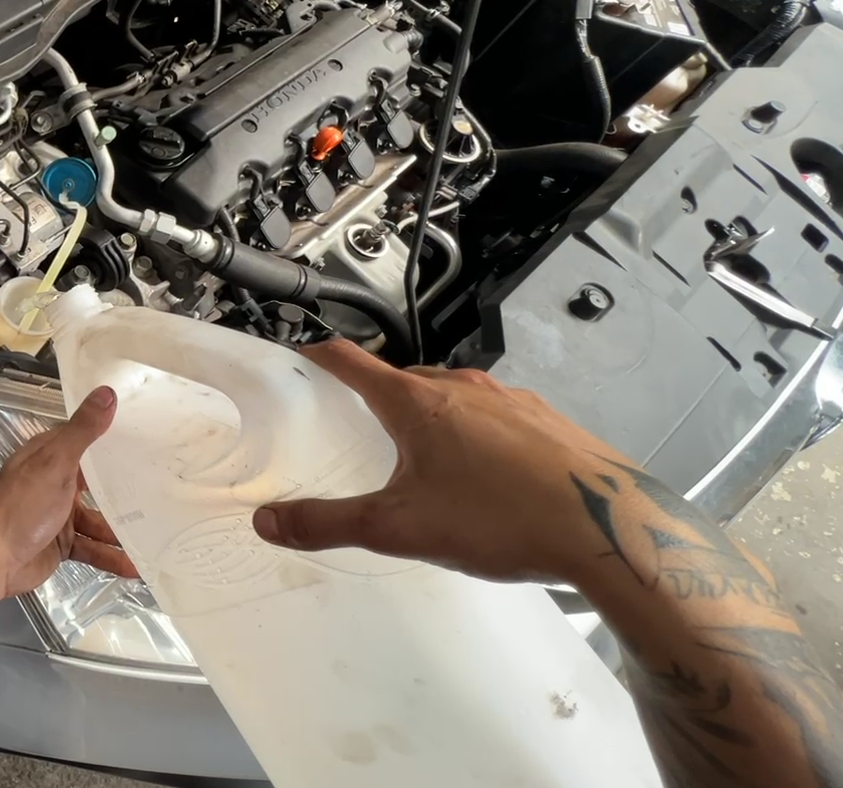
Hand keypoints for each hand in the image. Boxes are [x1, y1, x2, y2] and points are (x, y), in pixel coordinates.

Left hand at [0, 387, 138, 597]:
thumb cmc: (21, 505)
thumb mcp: (55, 463)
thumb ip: (82, 431)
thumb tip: (107, 392)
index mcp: (48, 455)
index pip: (84, 438)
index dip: (112, 437)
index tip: (148, 435)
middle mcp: (53, 481)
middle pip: (95, 481)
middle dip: (124, 486)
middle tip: (164, 487)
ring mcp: (57, 514)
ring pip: (98, 519)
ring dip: (122, 528)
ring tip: (158, 534)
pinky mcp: (61, 544)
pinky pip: (92, 548)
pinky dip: (111, 557)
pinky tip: (135, 567)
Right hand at [251, 340, 636, 584]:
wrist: (625, 538)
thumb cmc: (504, 519)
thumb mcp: (399, 527)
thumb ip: (327, 523)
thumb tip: (267, 523)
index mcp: (415, 402)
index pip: (350, 360)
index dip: (318, 354)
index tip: (301, 354)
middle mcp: (462, 388)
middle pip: (401, 376)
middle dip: (376, 392)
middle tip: (361, 420)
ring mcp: (513, 401)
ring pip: (451, 392)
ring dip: (429, 409)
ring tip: (425, 451)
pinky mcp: (554, 422)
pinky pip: (497, 411)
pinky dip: (477, 427)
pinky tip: (487, 470)